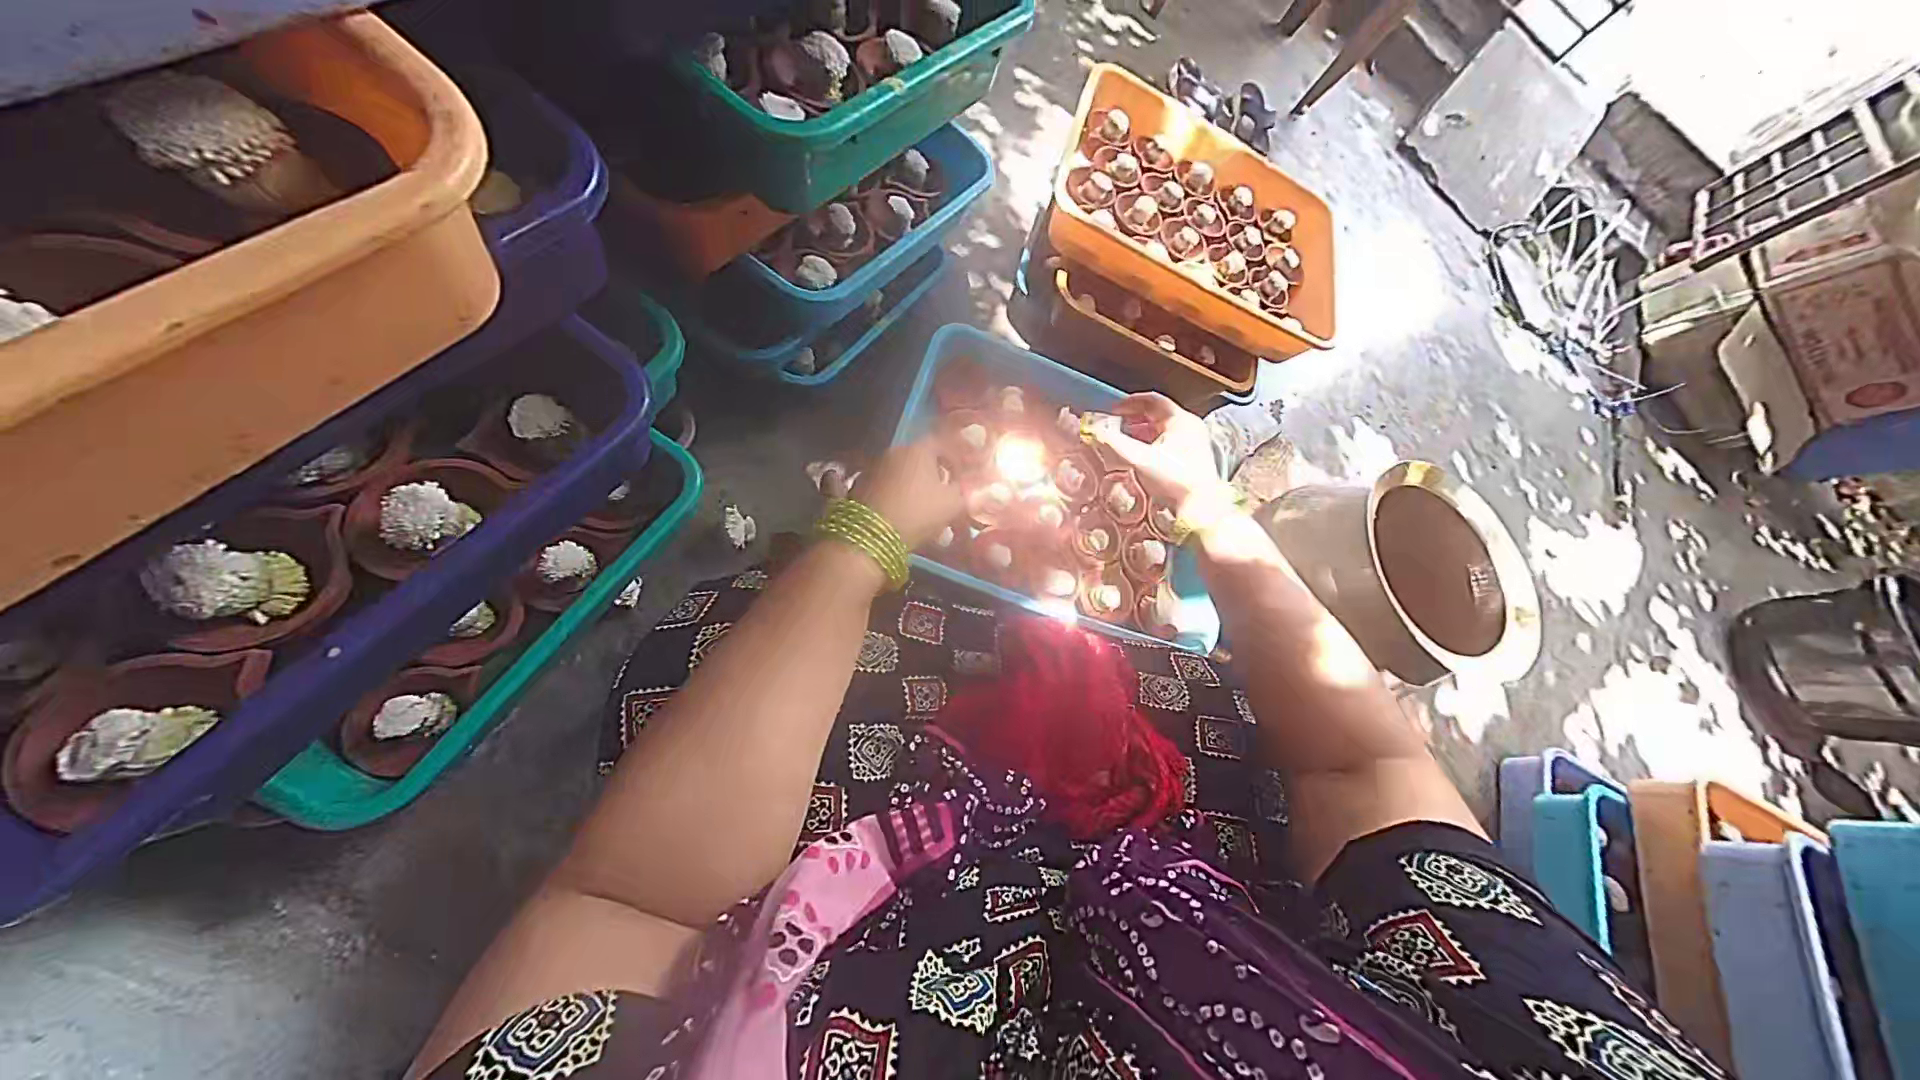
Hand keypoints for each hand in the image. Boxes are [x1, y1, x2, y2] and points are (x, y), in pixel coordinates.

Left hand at [851, 437, 964, 550]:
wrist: (871, 534)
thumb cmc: (918, 513)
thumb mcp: (952, 504)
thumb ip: (964, 491)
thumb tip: (967, 486)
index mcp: (918, 449)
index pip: (942, 444)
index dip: (955, 459)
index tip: (962, 475)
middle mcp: (894, 451)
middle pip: (919, 456)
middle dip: (934, 471)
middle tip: (944, 491)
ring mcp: (874, 466)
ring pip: (901, 471)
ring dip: (913, 483)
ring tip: (923, 505)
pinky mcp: (859, 485)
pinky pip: (886, 484)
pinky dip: (896, 492)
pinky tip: (901, 510)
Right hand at [1087, 393, 1224, 511]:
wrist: (1201, 509)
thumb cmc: (1177, 482)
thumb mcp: (1140, 460)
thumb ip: (1114, 443)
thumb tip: (1095, 430)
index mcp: (1181, 421)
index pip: (1152, 400)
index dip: (1129, 403)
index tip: (1113, 411)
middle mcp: (1190, 428)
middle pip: (1157, 414)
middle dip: (1133, 419)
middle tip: (1115, 425)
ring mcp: (1194, 443)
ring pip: (1162, 429)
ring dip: (1141, 432)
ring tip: (1124, 441)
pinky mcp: (1193, 458)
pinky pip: (1168, 443)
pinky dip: (1151, 444)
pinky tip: (1140, 456)